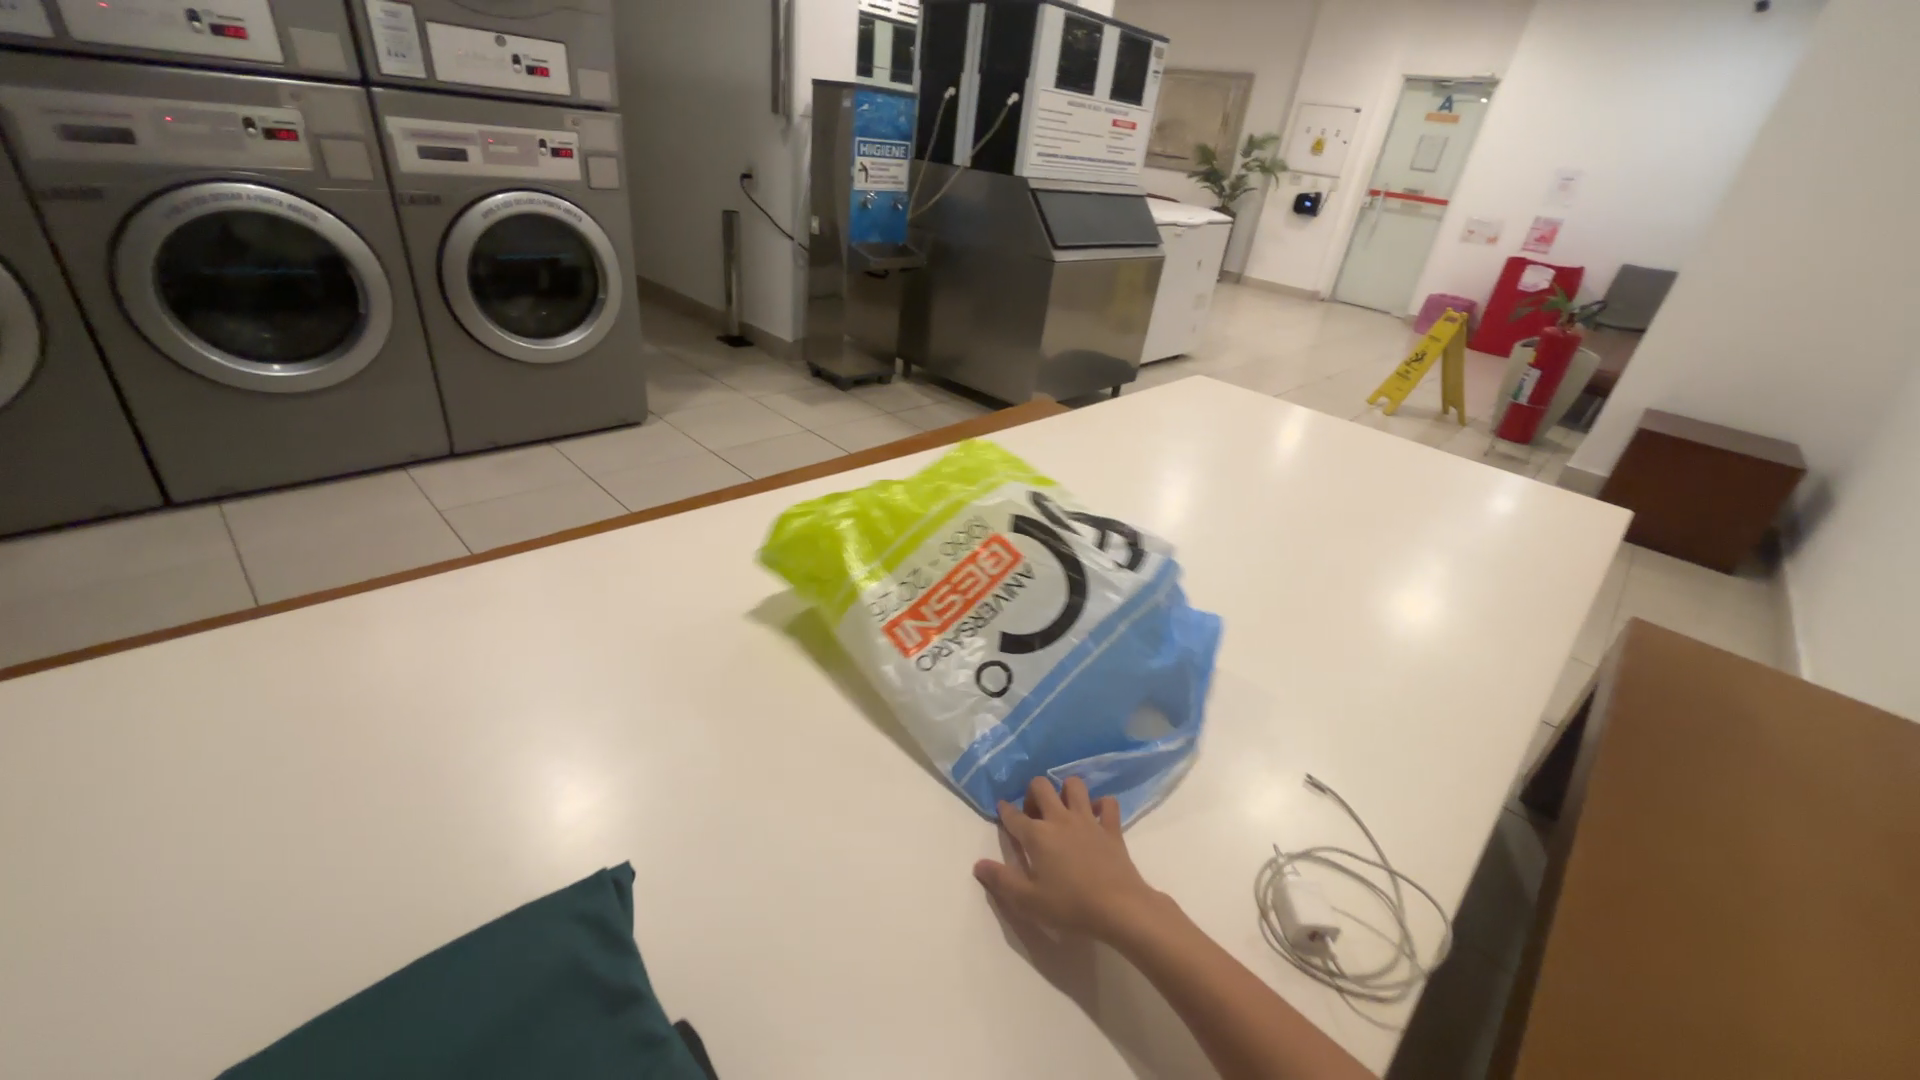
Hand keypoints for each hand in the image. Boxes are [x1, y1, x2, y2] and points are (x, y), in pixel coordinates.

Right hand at [973, 776, 1171, 943]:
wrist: (1119, 907)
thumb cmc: (1070, 906)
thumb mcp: (1028, 901)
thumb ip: (1001, 880)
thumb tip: (978, 864)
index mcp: (1037, 835)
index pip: (1013, 815)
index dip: (1004, 810)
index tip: (1001, 807)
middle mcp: (1060, 819)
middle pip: (1041, 786)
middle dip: (1032, 791)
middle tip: (1033, 812)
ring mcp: (1088, 820)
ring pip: (1074, 785)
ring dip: (1065, 790)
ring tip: (1062, 807)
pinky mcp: (1111, 828)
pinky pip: (1107, 803)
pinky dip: (1100, 805)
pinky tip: (1095, 816)